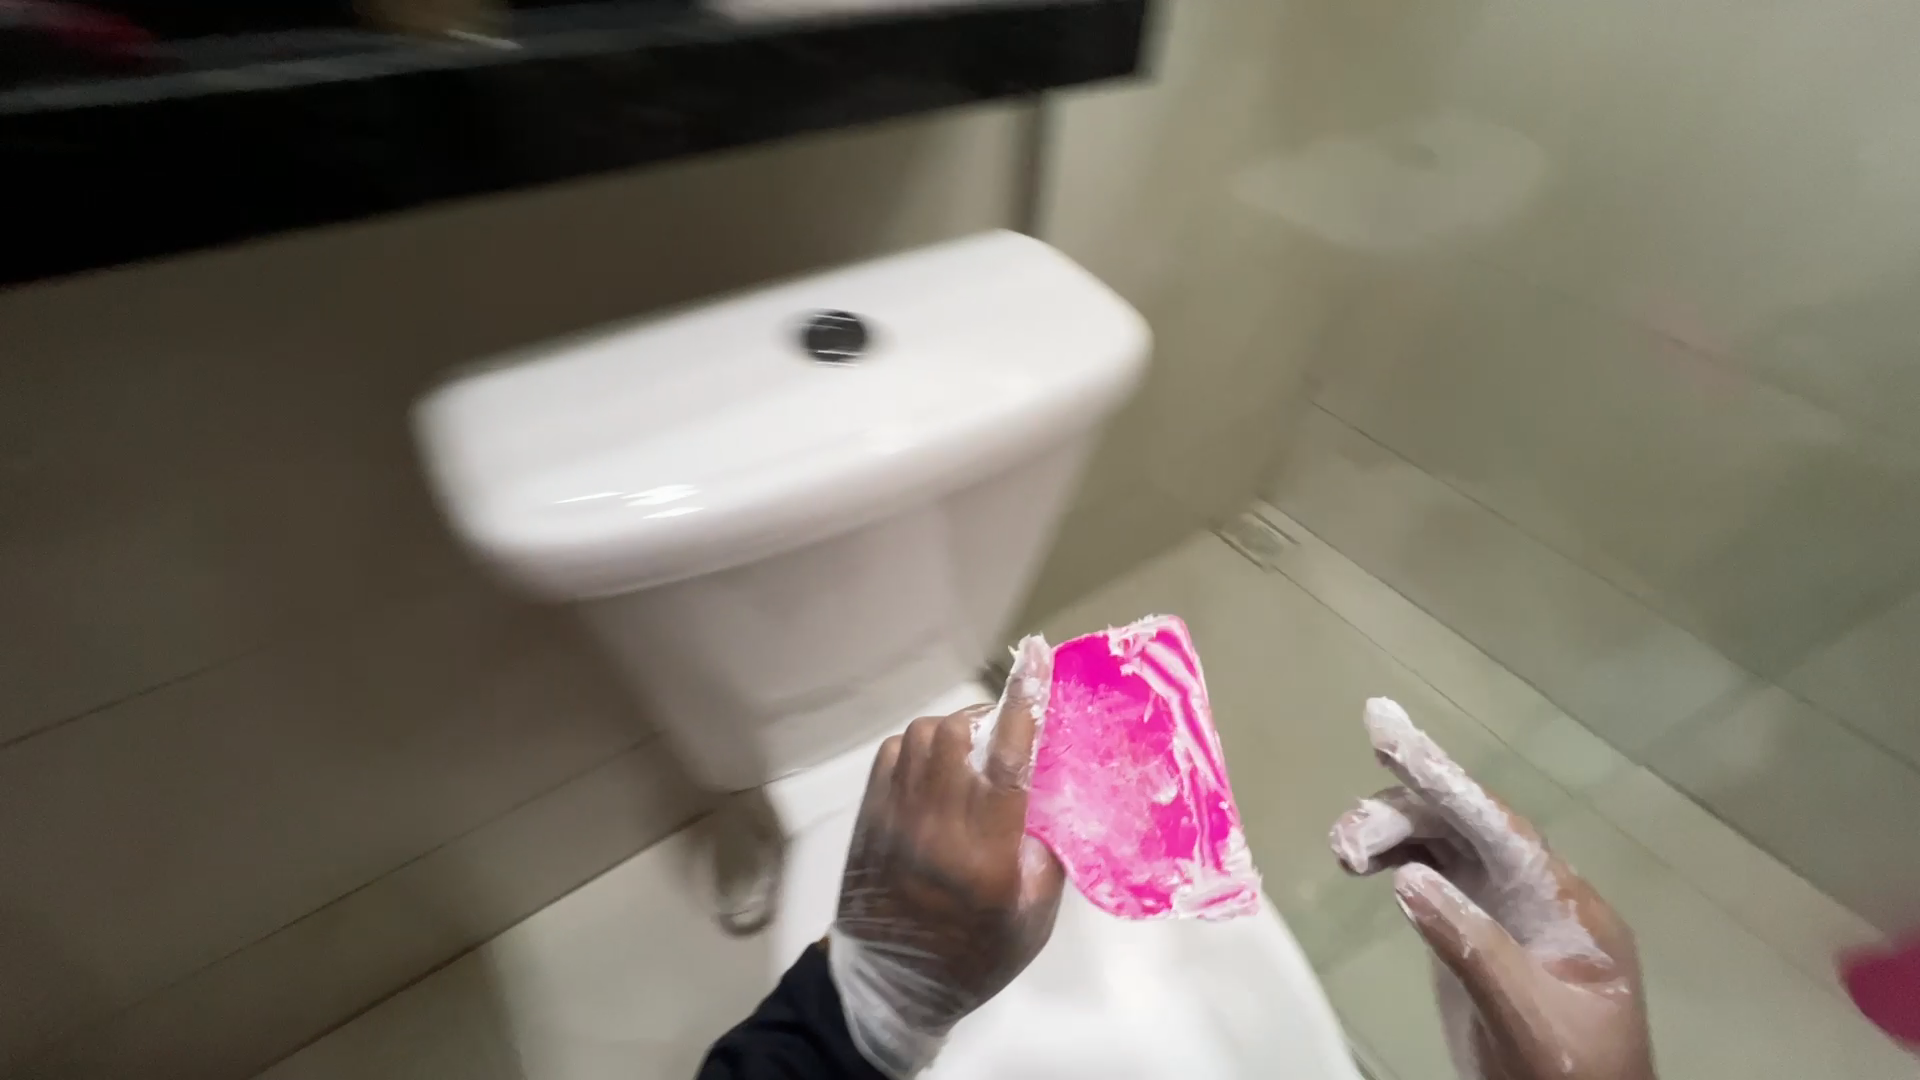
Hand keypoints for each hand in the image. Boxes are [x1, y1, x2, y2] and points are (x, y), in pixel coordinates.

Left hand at [828, 636, 1065, 1077]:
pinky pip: (892, 753)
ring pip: (920, 736)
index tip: (1037, 656)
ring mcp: (895, 814)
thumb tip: (1043, 796)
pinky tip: (928, 773)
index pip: (1010, 757)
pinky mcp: (870, 814)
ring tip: (964, 758)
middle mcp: (937, 821)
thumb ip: (1046, 851)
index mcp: (986, 849)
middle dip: (982, 723)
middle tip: (997, 741)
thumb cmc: (973, 957)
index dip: (1026, 700)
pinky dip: (915, 749)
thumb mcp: (1033, 918)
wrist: (890, 985)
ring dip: (949, 734)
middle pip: (956, 733)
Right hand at [1329, 699, 1655, 1079]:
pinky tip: (1361, 863)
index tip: (1385, 731)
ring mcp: (1499, 899)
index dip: (1439, 774)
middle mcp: (1532, 887)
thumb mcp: (1527, 1022)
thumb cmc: (1564, 1079)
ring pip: (1432, 834)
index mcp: (1565, 906)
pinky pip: (1422, 859)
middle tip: (1345, 845)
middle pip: (1455, 822)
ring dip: (1382, 833)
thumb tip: (1409, 878)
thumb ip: (1473, 948)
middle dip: (1394, 816)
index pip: (1496, 825)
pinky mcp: (1468, 913)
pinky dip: (1387, 852)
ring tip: (1344, 855)